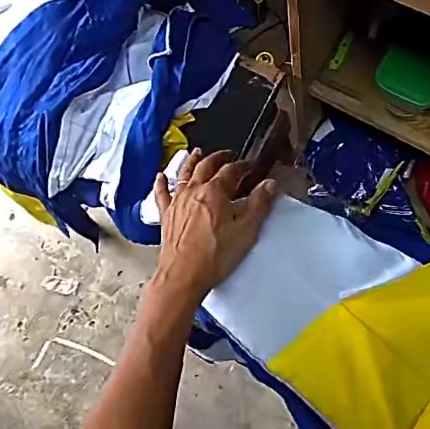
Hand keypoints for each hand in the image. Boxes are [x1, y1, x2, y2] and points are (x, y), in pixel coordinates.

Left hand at [146, 149, 275, 315]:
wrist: (184, 275)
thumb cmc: (215, 255)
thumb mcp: (247, 229)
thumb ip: (260, 203)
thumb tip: (269, 184)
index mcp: (215, 192)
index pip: (231, 170)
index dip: (243, 166)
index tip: (251, 166)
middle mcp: (194, 191)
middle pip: (206, 166)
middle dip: (218, 158)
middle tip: (227, 155)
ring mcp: (177, 202)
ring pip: (183, 174)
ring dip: (192, 161)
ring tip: (197, 153)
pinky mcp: (166, 215)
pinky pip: (162, 193)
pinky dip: (161, 182)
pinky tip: (160, 176)